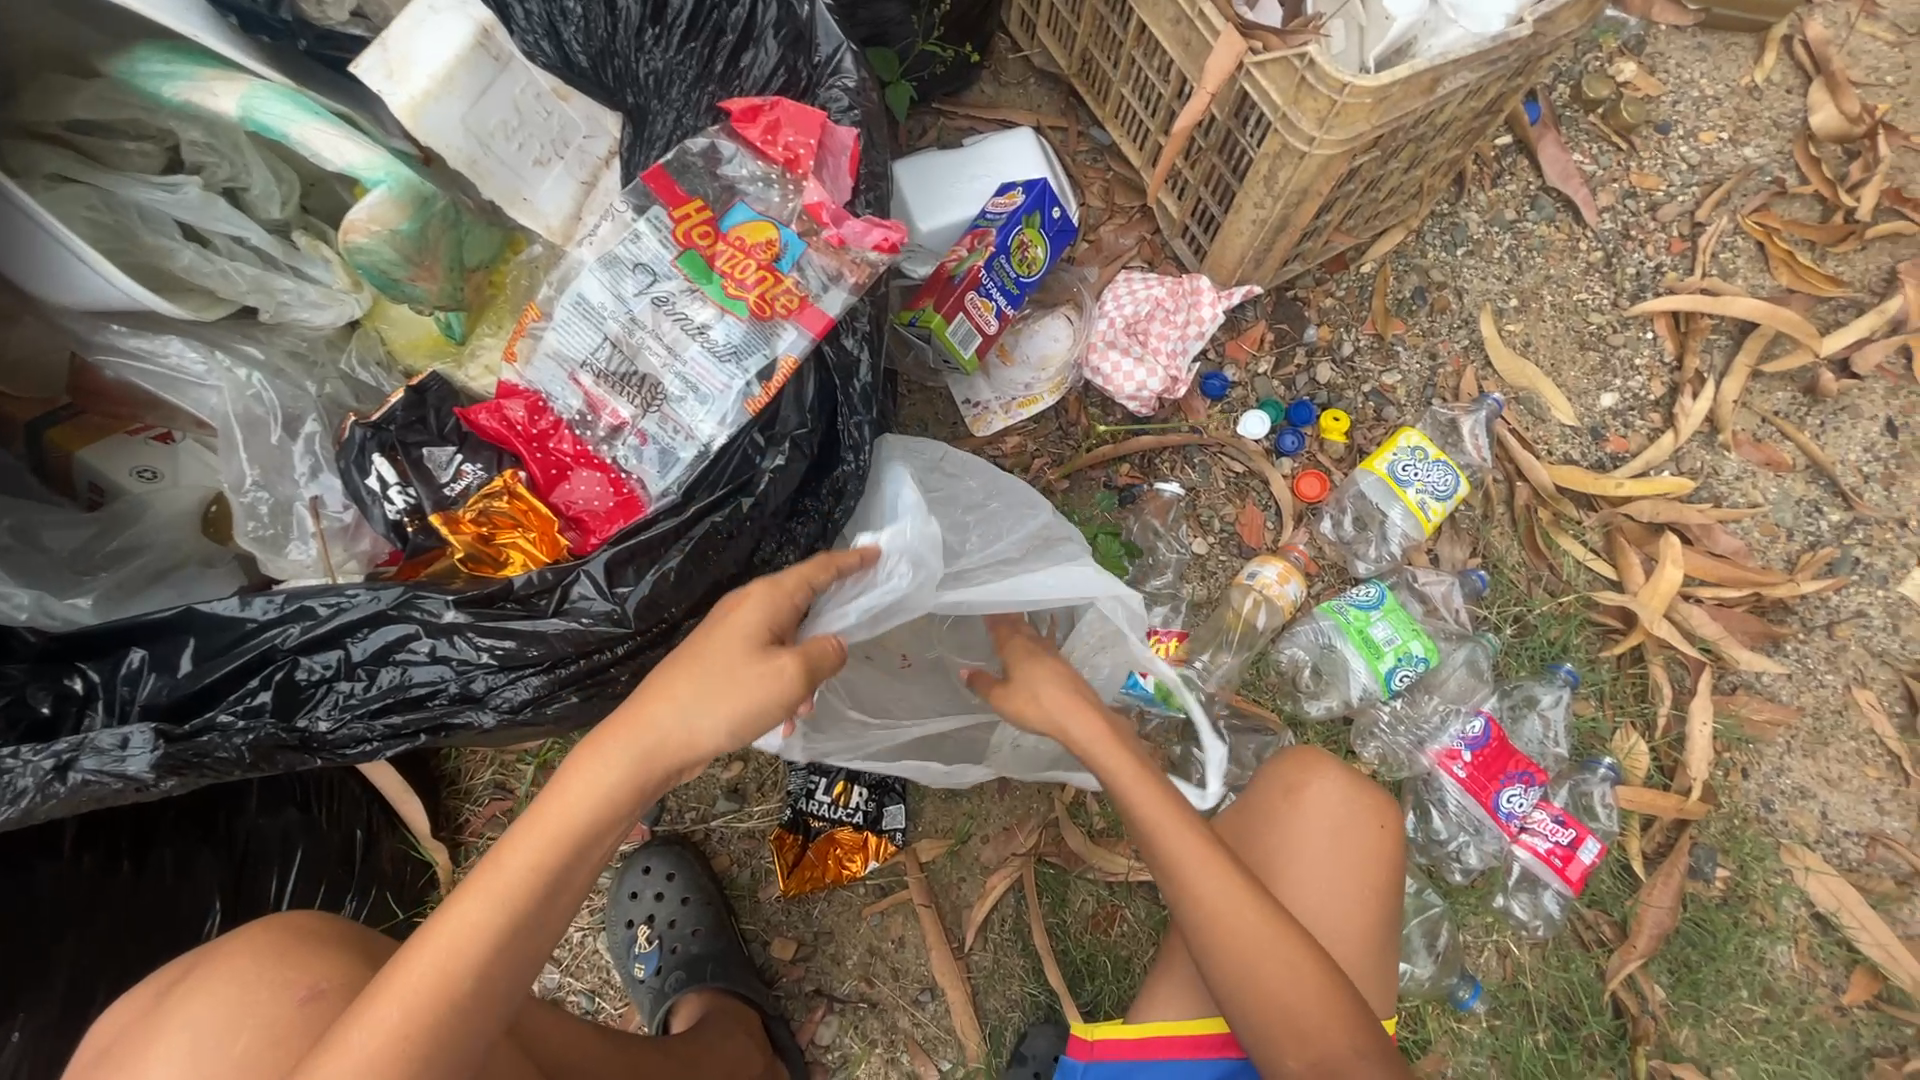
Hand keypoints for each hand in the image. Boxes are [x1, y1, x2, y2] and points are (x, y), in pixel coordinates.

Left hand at [615, 546, 879, 778]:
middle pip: (804, 602)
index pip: (819, 568)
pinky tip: (782, 722)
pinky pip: (767, 663)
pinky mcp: (719, 660)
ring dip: (804, 670)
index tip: (877, 553)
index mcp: (768, 598)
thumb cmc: (726, 699)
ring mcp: (730, 634)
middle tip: (857, 635)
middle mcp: (748, 607)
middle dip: (831, 624)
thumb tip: (835, 644)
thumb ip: (825, 655)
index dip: (851, 562)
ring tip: (805, 707)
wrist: (653, 737)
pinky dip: (782, 686)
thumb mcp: (792, 678)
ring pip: (787, 641)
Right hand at [964, 614, 1127, 752]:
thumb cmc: (1034, 705)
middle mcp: (1033, 643)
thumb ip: (982, 683)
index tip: (985, 607)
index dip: (991, 617)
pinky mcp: (1063, 664)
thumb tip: (964, 671)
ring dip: (1024, 624)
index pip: (999, 626)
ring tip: (1016, 619)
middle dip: (1007, 616)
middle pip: (1018, 624)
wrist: (1079, 716)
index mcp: (1014, 647)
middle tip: (998, 608)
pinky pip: (1046, 641)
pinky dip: (1040, 636)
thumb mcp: (1000, 699)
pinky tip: (1043, 638)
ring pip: (1033, 632)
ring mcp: (1051, 652)